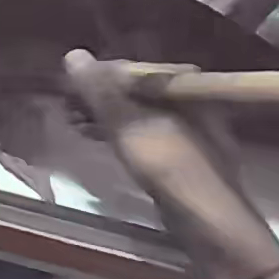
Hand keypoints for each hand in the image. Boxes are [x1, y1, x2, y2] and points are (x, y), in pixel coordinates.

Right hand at [64, 50, 278, 278]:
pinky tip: (102, 142)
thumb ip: (101, 91)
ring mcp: (188, 129)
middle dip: (100, 97)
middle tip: (69, 109)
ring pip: (138, 113)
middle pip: (136, 90)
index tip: (69, 90)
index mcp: (184, 85)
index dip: (98, 76)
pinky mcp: (181, 155)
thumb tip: (73, 55)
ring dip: (106, 116)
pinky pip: (142, 133)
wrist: (209, 223)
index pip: (132, 69)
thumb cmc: (171, 167)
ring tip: (77, 125)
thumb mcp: (130, 125)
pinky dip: (118, 134)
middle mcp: (190, 101)